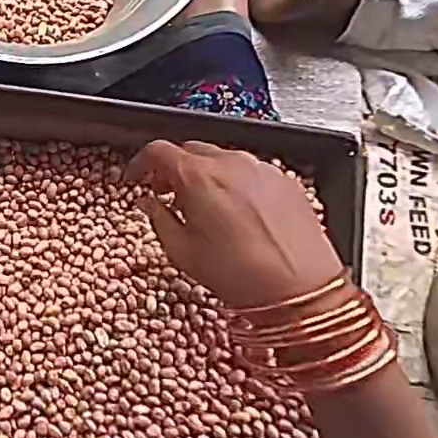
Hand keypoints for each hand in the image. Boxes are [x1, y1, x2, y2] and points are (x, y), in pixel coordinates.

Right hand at [126, 141, 342, 308]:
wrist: (300, 287)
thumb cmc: (241, 272)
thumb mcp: (181, 250)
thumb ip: (158, 218)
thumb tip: (150, 204)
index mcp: (198, 177)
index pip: (158, 151)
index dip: (140, 162)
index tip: (137, 176)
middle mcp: (231, 164)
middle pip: (190, 150)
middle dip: (172, 168)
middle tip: (164, 192)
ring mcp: (262, 169)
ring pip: (221, 158)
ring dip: (203, 174)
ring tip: (200, 206)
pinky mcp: (285, 180)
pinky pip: (249, 171)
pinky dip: (233, 183)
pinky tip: (233, 212)